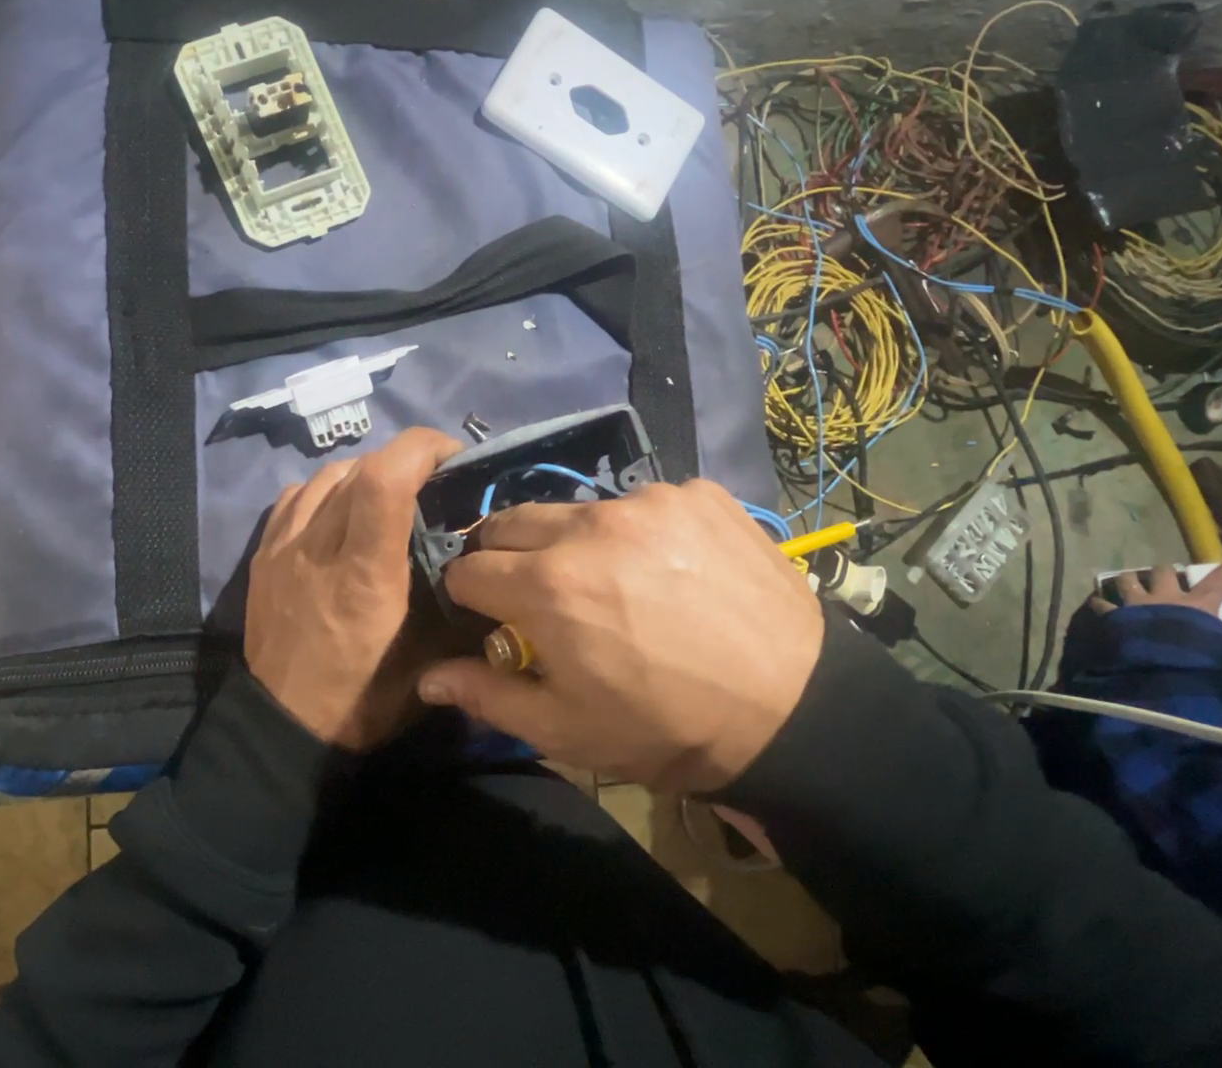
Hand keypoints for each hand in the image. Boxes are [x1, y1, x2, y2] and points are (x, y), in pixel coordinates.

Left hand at [244, 427, 463, 749]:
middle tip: (428, 483)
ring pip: (324, 477)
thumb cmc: (363, 699)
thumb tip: (476, 556)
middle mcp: (318, 549)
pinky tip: (339, 514)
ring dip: (363, 474)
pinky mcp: (262, 557)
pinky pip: (294, 498)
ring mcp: (282, 549)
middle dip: (401, 461)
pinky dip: (324, 492)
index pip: (384, 478)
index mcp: (364, 575)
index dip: (421, 449)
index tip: (450, 458)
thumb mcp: (427, 659)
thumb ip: (452, 600)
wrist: (284, 727)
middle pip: (358, 468)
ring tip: (385, 497)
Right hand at [415, 480, 823, 792]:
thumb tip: (427, 676)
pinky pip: (642, 504)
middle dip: (507, 556)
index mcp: (546, 585)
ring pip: (577, 512)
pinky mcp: (698, 494)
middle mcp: (589, 527)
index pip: (468, 567)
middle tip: (540, 596)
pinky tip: (668, 569)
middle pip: (511, 523)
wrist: (793, 712)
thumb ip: (486, 694)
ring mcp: (649, 502)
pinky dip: (636, 532)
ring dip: (573, 543)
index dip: (469, 596)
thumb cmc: (663, 728)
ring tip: (613, 583)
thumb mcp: (564, 728)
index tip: (490, 617)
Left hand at [1091, 558, 1221, 644]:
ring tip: (1126, 576)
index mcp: (1196, 603)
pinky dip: (1099, 602)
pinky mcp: (1115, 614)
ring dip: (1127, 578)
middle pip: (1162, 573)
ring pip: (1128, 580)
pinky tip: (1095, 600)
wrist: (1162, 661)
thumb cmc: (1199, 651)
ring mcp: (1137, 603)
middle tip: (1162, 569)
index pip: (1216, 583)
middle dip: (1163, 569)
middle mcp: (1164, 597)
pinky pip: (1102, 604)